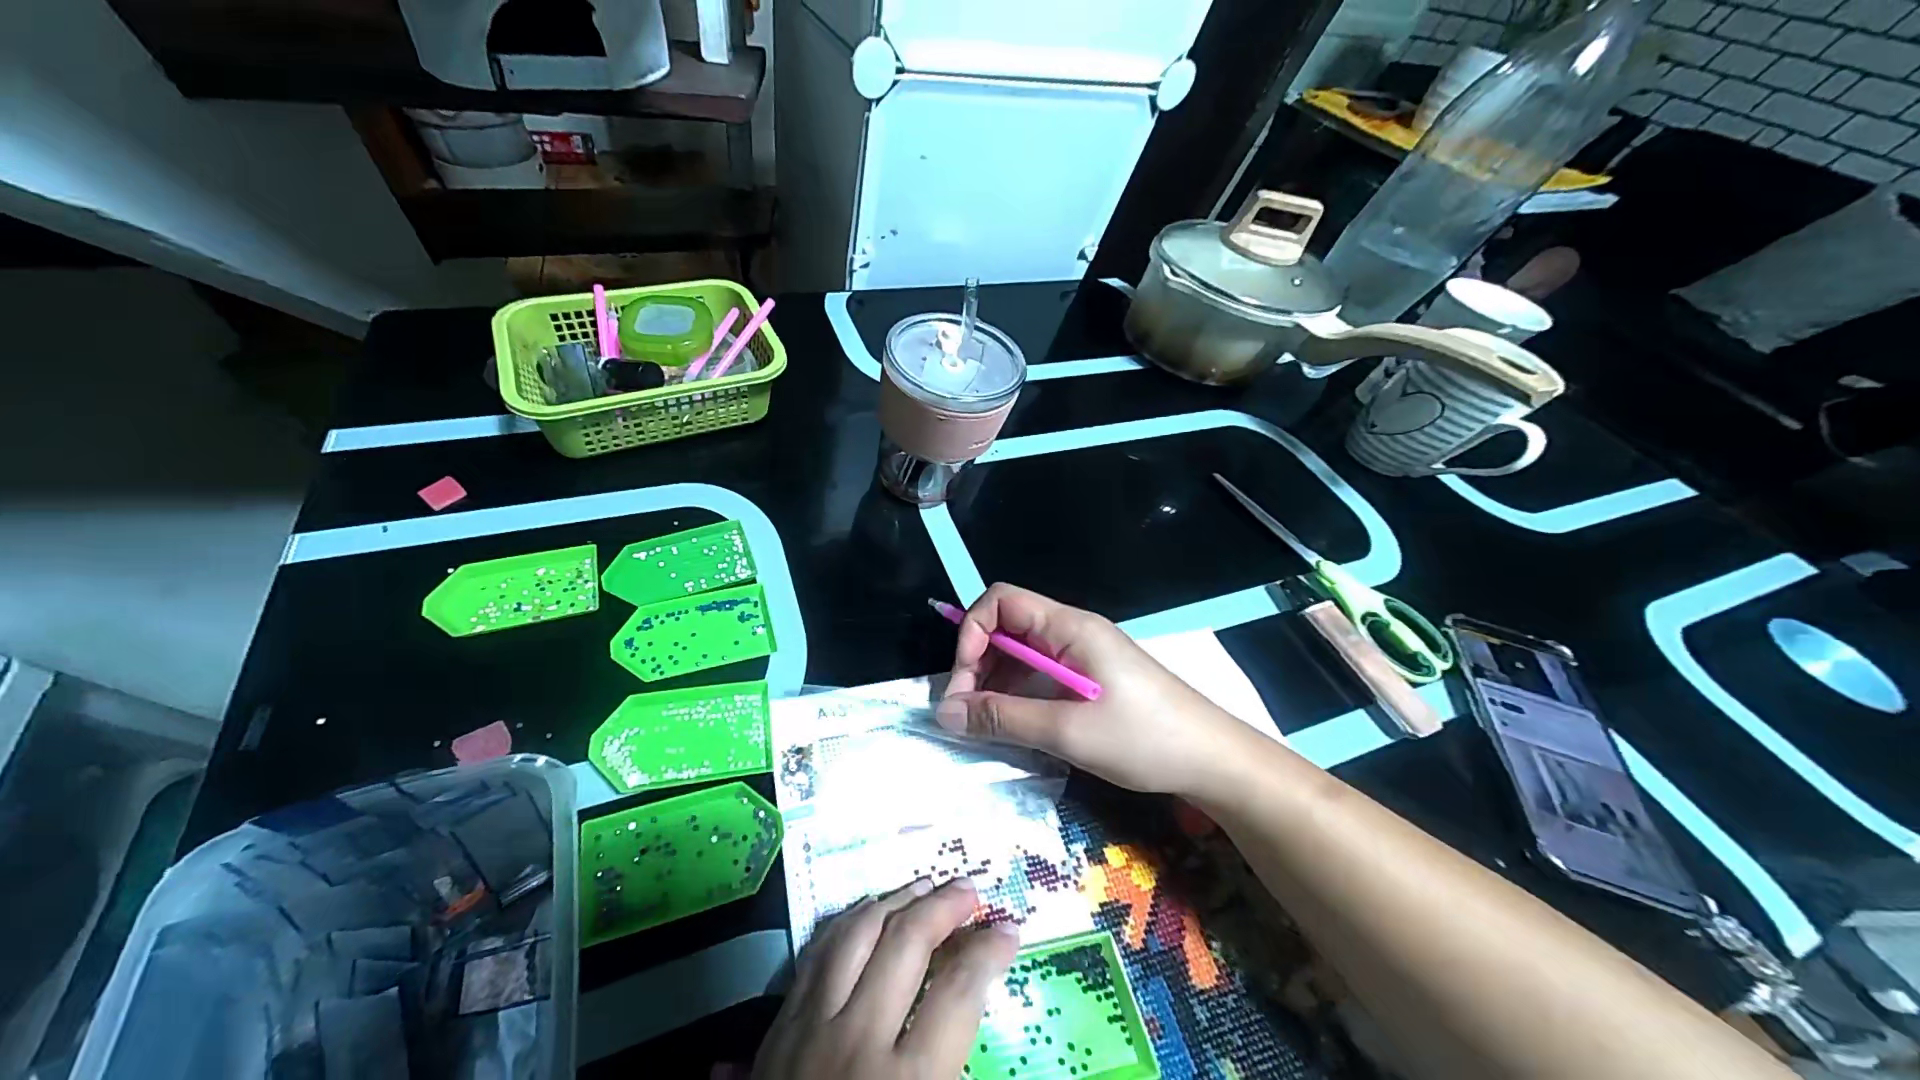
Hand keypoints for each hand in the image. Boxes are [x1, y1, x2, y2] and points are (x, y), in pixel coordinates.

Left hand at [753, 878, 1018, 1079]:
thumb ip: (951, 1063)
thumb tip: (973, 1005)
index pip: (959, 991)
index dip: (989, 952)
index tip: (1009, 929)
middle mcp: (857, 1040)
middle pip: (906, 945)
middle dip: (944, 908)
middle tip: (969, 890)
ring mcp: (810, 1027)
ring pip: (855, 936)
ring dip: (894, 902)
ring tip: (923, 884)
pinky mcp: (777, 1028)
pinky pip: (816, 954)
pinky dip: (848, 923)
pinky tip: (866, 912)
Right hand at [936, 583, 1260, 796]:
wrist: (1211, 759)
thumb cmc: (1143, 738)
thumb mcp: (1067, 731)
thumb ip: (1003, 718)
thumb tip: (944, 714)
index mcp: (1070, 627)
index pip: (1001, 601)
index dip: (972, 634)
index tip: (964, 683)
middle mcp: (1073, 632)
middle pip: (1007, 627)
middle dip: (977, 665)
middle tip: (965, 714)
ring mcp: (1083, 655)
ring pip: (1021, 654)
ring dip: (995, 683)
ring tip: (984, 725)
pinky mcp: (1090, 679)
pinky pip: (1040, 675)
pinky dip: (1018, 695)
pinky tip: (1013, 725)